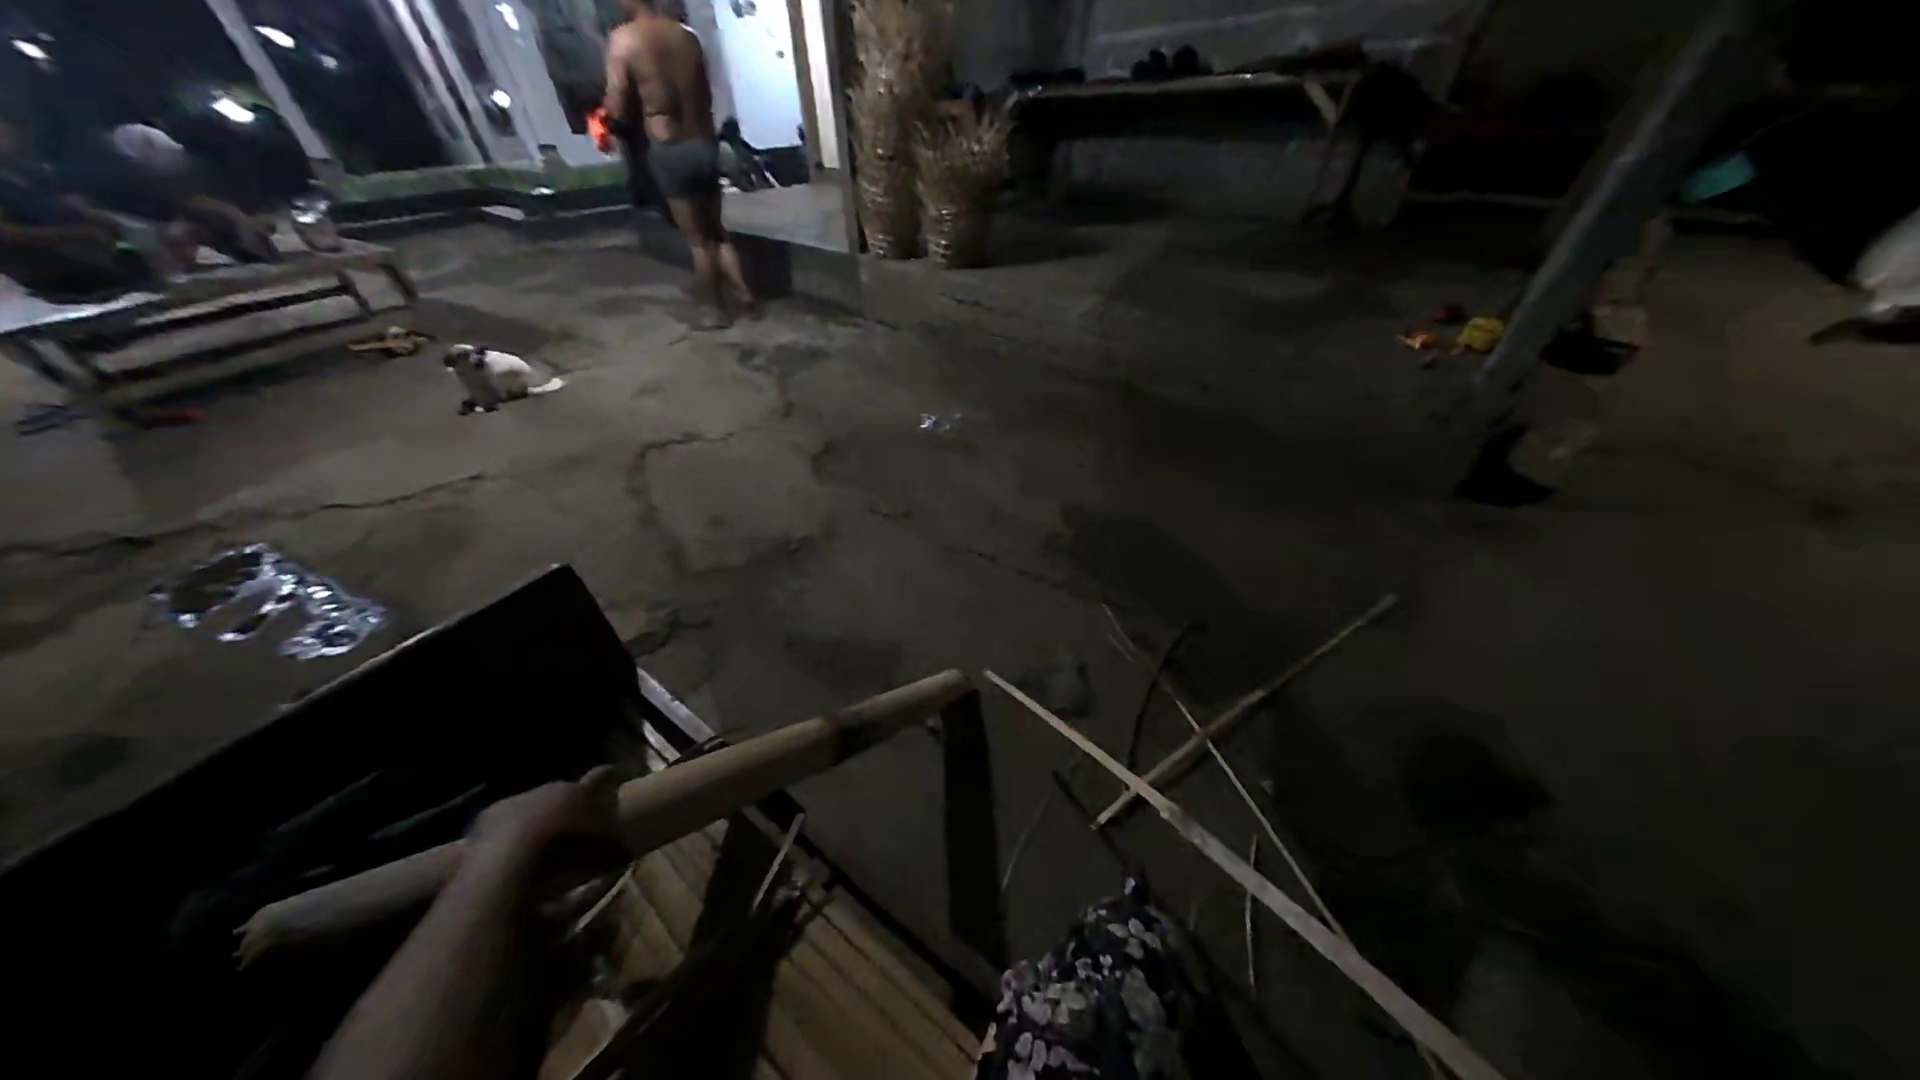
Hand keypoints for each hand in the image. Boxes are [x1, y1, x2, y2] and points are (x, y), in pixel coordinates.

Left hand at [468, 767, 623, 864]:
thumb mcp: (603, 853)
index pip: (601, 775)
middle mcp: (551, 788)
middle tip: (572, 824)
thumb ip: (615, 848)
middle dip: (567, 805)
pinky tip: (510, 853)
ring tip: (539, 843)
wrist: (510, 856)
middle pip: (563, 792)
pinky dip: (508, 834)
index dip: (609, 776)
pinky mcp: (488, 817)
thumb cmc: (566, 848)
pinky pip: (503, 823)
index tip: (615, 774)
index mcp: (581, 791)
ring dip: (536, 819)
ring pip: (532, 805)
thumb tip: (626, 851)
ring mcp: (517, 800)